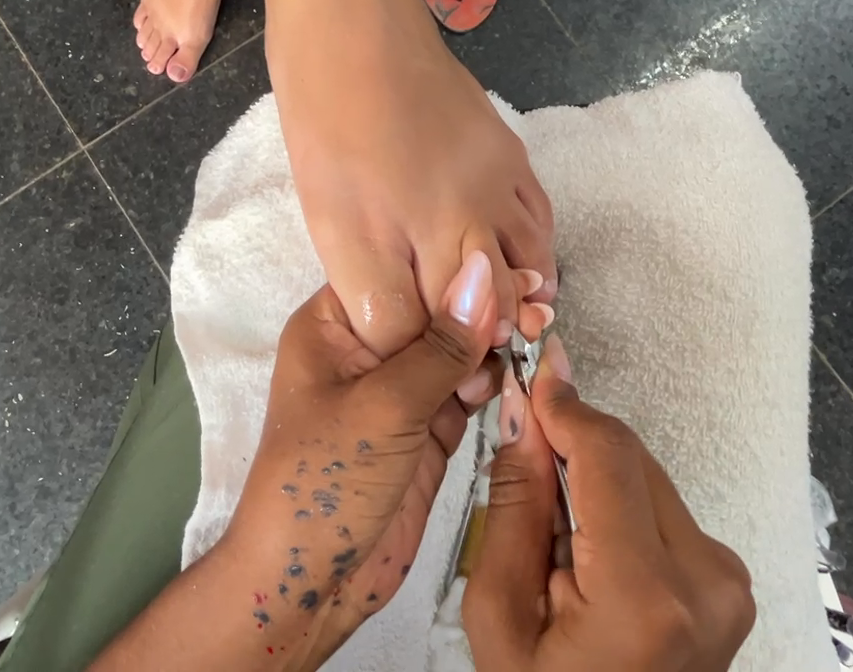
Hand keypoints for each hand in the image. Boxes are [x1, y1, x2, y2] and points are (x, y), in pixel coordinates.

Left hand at [214, 252, 510, 668]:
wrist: (313, 584)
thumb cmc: (325, 480)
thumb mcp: (383, 405)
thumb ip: (441, 344)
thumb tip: (483, 272)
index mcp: (332, 325)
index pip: (398, 276)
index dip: (452, 269)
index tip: (510, 267)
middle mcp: (365, 349)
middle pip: (431, 312)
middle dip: (480, 309)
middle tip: (537, 303)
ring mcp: (397, 391)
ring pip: (454, 351)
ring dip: (492, 345)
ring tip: (538, 328)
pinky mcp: (425, 429)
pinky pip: (465, 391)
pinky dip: (493, 382)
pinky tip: (523, 368)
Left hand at [264, 0, 555, 358]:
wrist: (353, 22)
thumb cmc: (332, 128)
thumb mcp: (337, 225)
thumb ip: (383, 298)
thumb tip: (412, 350)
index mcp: (456, 236)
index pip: (474, 331)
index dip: (456, 366)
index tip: (442, 385)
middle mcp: (500, 209)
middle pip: (517, 296)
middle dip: (496, 335)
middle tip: (468, 362)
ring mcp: (510, 171)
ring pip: (536, 253)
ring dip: (520, 292)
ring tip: (493, 317)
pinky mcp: (505, 144)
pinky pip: (536, 212)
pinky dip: (528, 245)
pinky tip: (503, 252)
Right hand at [464, 339, 756, 671]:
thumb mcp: (499, 612)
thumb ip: (514, 504)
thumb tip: (524, 412)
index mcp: (648, 593)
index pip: (607, 454)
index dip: (565, 405)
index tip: (529, 371)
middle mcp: (709, 577)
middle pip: (628, 458)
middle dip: (570, 441)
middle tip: (520, 449)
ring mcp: (730, 582)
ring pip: (645, 476)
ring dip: (592, 473)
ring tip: (554, 528)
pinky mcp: (731, 583)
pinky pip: (662, 507)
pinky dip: (617, 503)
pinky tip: (587, 546)